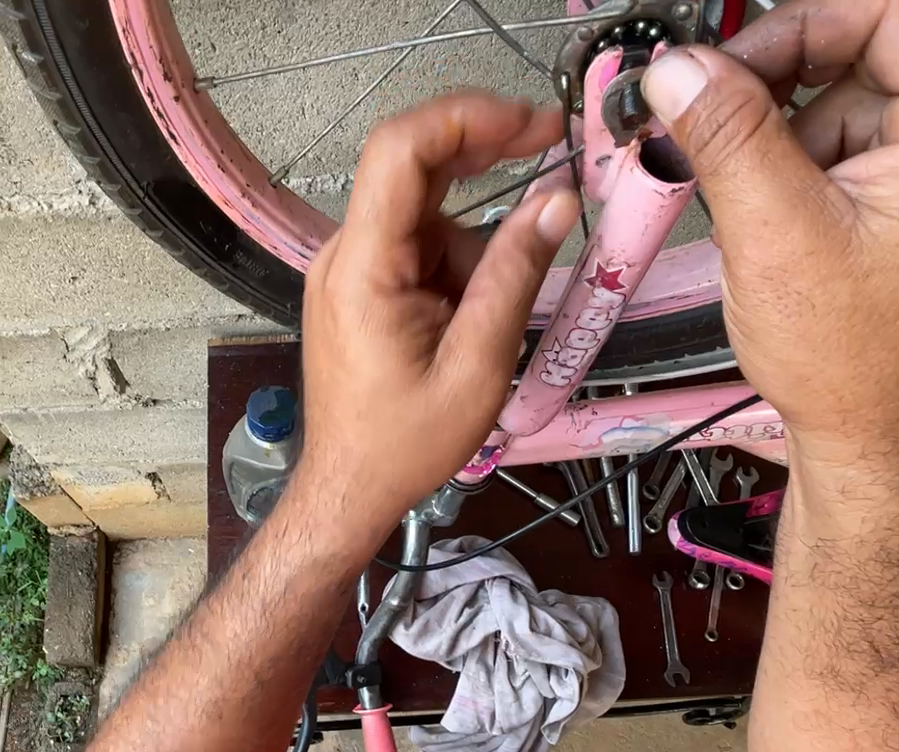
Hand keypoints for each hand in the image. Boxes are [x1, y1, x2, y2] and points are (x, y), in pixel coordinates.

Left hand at [295, 93, 580, 549]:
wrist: (349, 487)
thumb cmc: (404, 446)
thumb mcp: (476, 368)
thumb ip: (514, 276)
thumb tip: (555, 199)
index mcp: (363, 271)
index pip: (400, 149)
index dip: (468, 116)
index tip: (533, 124)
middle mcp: (344, 258)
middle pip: (415, 173)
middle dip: (486, 167)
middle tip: (550, 174)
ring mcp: (346, 273)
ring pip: (424, 219)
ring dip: (470, 251)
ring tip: (480, 327)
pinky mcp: (355, 290)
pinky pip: (414, 252)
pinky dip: (451, 272)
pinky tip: (461, 326)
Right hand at [640, 0, 898, 473]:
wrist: (869, 429)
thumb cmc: (847, 355)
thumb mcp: (774, 235)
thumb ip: (728, 138)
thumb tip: (677, 70)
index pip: (894, 6)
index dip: (790, 30)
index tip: (710, 74)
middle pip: (872, 47)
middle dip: (779, 96)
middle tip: (707, 136)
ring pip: (852, 96)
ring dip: (782, 142)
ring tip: (752, 214)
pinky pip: (853, 140)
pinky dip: (798, 169)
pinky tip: (774, 221)